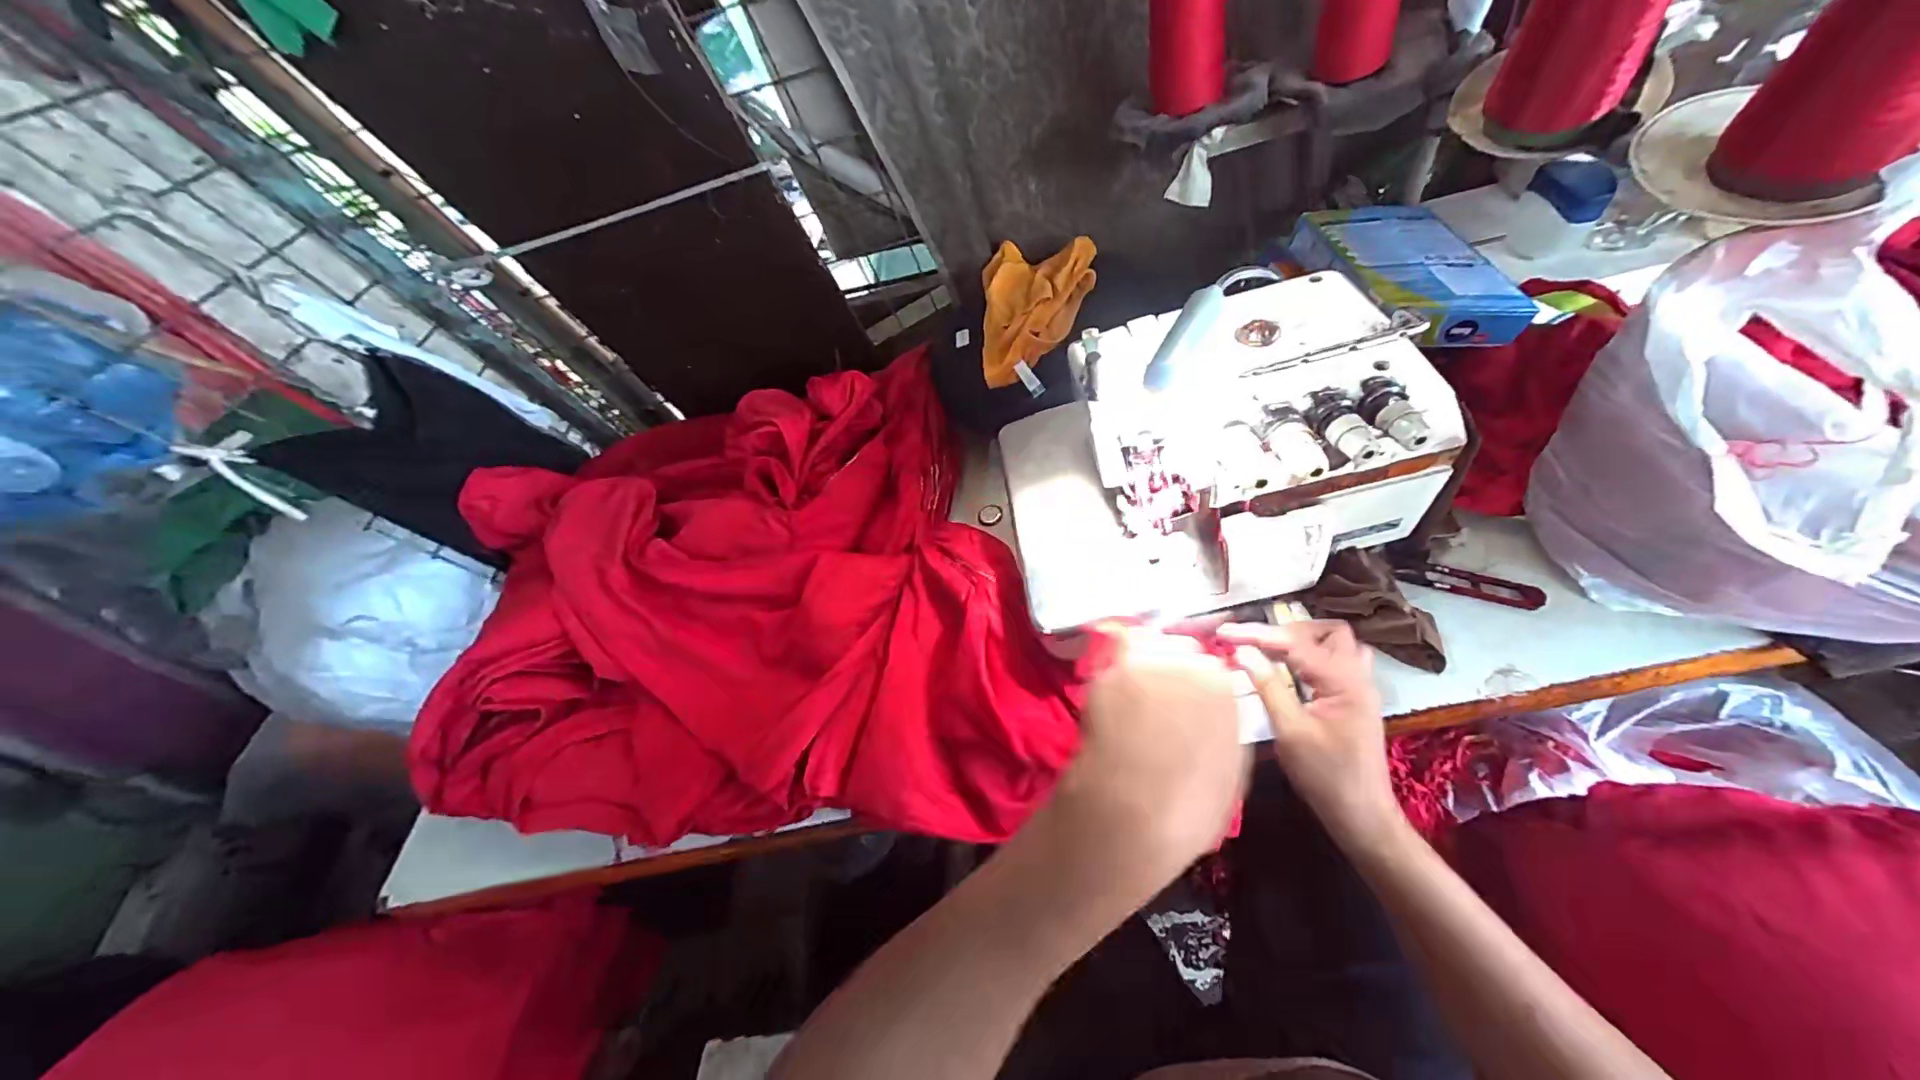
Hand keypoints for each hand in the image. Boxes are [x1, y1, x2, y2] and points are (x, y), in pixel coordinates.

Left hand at [1039, 625, 1250, 898]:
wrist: (1133, 811)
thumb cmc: (1192, 804)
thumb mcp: (1231, 765)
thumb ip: (1223, 723)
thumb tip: (1212, 713)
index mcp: (1221, 684)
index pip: (1209, 664)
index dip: (1197, 683)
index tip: (1188, 701)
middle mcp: (1183, 662)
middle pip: (1176, 648)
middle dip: (1170, 667)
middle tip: (1158, 699)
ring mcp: (1139, 664)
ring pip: (1141, 648)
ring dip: (1139, 666)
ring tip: (1132, 700)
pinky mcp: (1103, 675)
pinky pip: (1111, 667)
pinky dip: (1111, 680)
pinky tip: (1109, 708)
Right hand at [1216, 621, 1404, 848]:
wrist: (1361, 814)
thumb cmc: (1325, 776)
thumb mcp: (1289, 731)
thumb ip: (1268, 686)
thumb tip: (1243, 651)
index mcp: (1344, 682)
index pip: (1296, 643)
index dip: (1257, 633)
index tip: (1225, 631)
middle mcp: (1358, 677)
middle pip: (1327, 632)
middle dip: (1286, 629)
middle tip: (1252, 641)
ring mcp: (1360, 687)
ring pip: (1336, 643)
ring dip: (1304, 639)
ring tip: (1270, 649)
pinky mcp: (1354, 698)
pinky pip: (1336, 661)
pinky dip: (1312, 655)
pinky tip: (1290, 668)